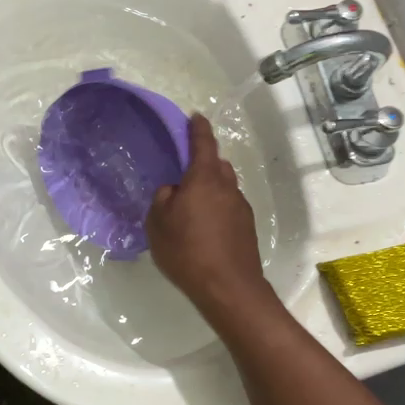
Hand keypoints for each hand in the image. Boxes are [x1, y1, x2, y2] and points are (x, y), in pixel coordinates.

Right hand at [147, 114, 271, 315]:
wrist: (228, 287)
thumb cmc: (187, 250)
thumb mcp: (157, 223)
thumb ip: (163, 199)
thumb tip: (173, 190)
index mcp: (204, 179)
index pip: (202, 144)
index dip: (197, 128)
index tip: (195, 116)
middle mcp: (227, 187)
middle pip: (217, 165)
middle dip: (203, 164)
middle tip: (183, 176)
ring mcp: (241, 207)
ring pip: (224, 188)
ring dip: (210, 190)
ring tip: (191, 209)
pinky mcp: (247, 227)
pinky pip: (228, 207)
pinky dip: (216, 209)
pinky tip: (203, 230)